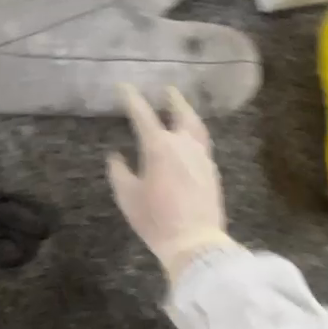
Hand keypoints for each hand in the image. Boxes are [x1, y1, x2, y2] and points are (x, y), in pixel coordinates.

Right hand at [107, 84, 235, 280]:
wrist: (194, 241)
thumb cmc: (155, 218)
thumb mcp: (128, 196)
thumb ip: (120, 172)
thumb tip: (116, 157)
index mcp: (159, 147)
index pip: (143, 115)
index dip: (132, 99)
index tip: (124, 87)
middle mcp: (183, 145)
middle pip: (180, 114)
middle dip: (173, 100)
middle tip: (167, 90)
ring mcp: (201, 157)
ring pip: (196, 127)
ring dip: (188, 114)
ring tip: (182, 109)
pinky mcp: (211, 171)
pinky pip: (203, 144)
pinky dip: (195, 134)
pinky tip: (191, 139)